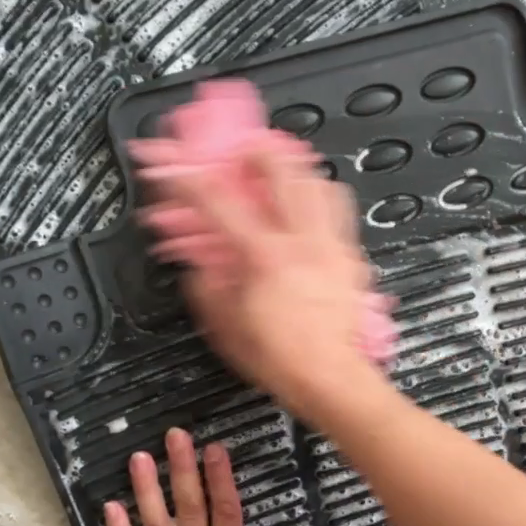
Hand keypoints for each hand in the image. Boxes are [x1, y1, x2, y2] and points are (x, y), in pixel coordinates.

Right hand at [153, 138, 392, 423]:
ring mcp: (331, 246)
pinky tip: (313, 204)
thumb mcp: (226, 328)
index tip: (174, 166)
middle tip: (240, 147)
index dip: (188, 179)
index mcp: (264, 256)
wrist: (332, 379)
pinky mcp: (351, 259)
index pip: (217, 201)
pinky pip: (340, 211)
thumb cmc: (283, 361)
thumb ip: (207, 289)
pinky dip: (322, 196)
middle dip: (253, 148)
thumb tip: (197, 268)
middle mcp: (301, 241)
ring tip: (282, 165)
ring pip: (318, 181)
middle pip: (280, 168)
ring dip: (295, 167)